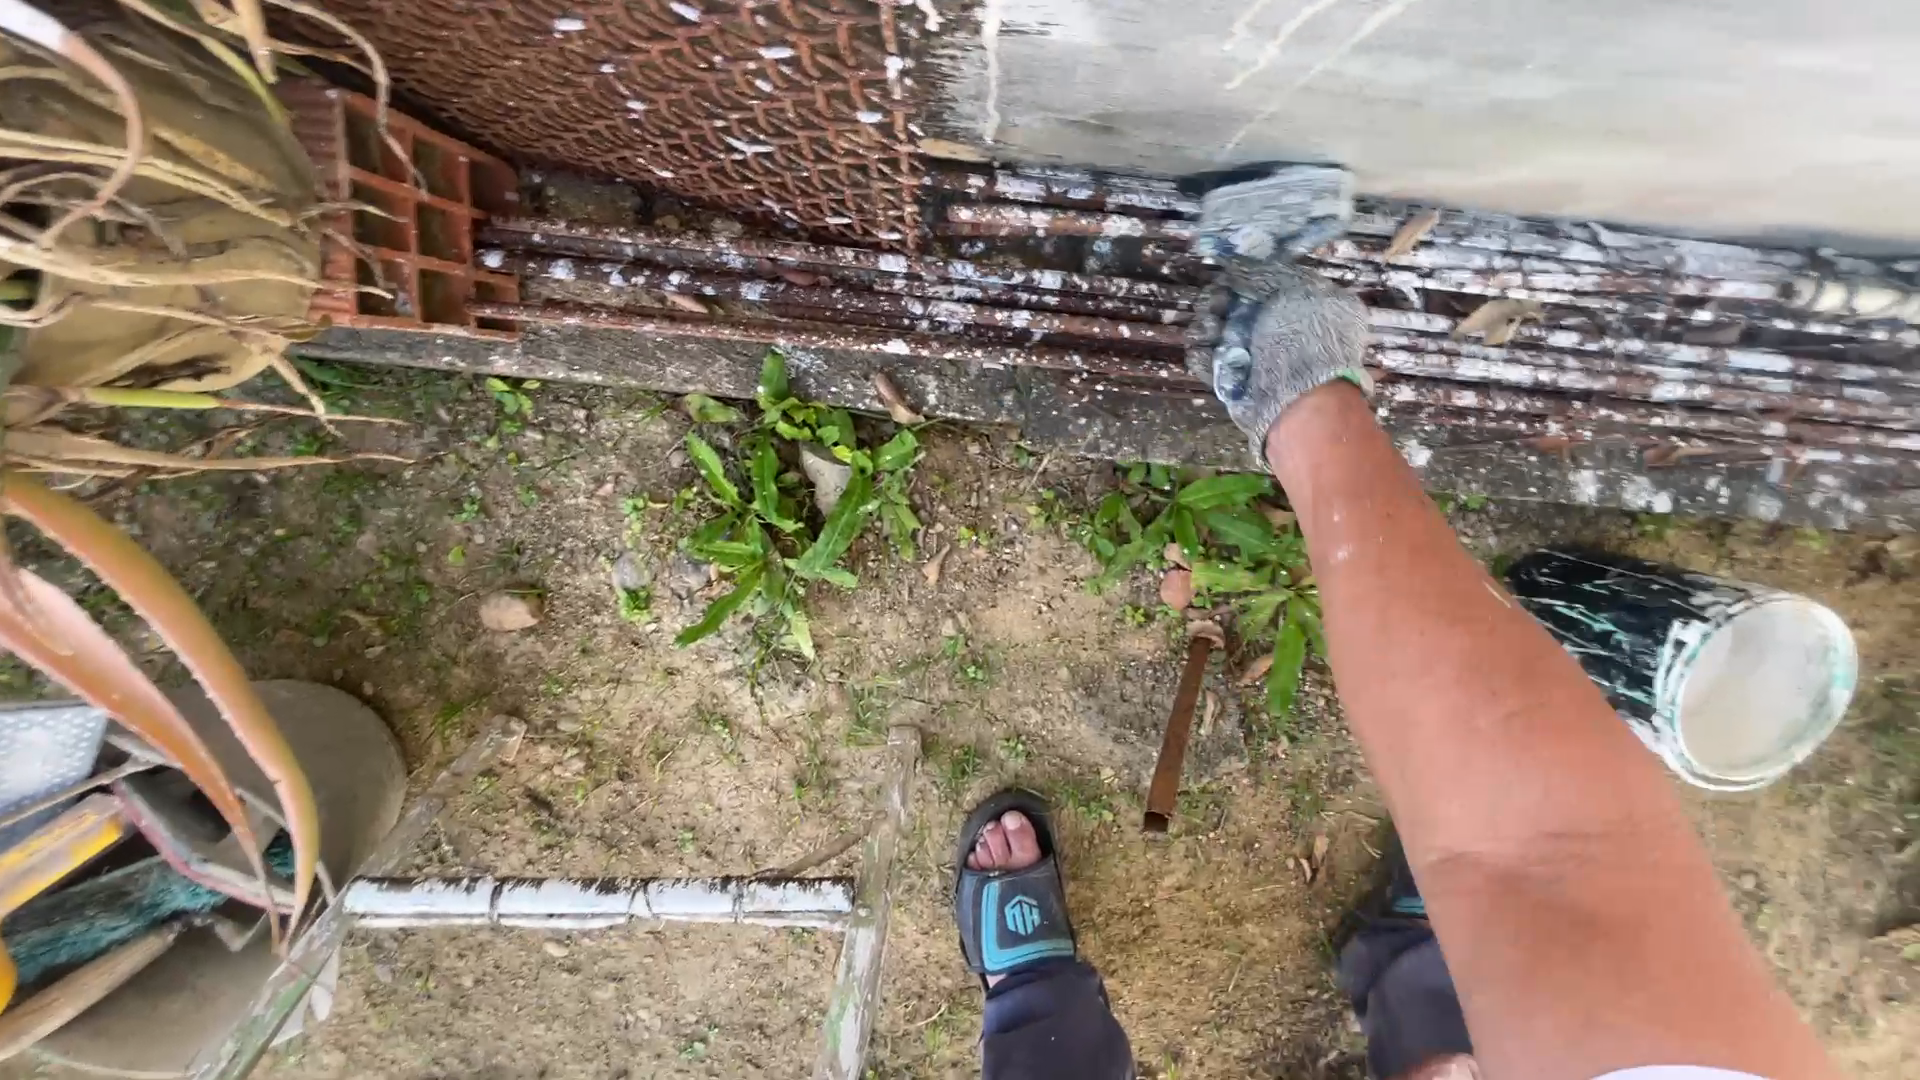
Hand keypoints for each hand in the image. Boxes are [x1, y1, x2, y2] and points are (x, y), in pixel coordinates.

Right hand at [1188, 264, 1372, 459]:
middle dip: (1216, 303)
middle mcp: (1270, 328)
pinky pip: (1204, 359)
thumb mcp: (1296, 291)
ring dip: (1205, 327)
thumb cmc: (1307, 340)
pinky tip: (1205, 350)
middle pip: (1228, 305)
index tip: (1227, 280)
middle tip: (1216, 308)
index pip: (1255, 282)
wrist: (1298, 399)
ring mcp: (1248, 355)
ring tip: (1211, 331)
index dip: (1237, 278)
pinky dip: (1200, 353)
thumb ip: (1264, 274)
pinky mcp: (1229, 379)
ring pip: (1212, 331)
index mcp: (1294, 303)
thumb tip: (1234, 266)